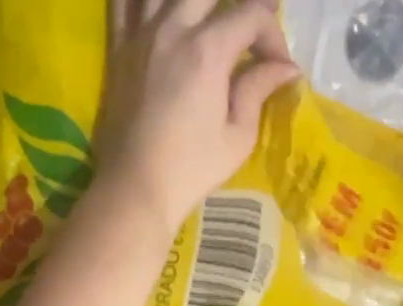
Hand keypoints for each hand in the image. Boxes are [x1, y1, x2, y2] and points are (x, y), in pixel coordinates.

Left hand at [94, 0, 299, 233]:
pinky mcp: (117, 49)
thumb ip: (258, 90)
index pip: (250, 15)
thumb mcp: (238, 136)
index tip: (277, 66)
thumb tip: (285, 68)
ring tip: (205, 17)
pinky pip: (123, 1)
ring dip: (193, 1)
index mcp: (207, 50)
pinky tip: (158, 7)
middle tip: (248, 29)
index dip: (272, 34)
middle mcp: (171, 29)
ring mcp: (140, 35)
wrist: (134, 188)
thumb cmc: (190, 169)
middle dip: (237, 5)